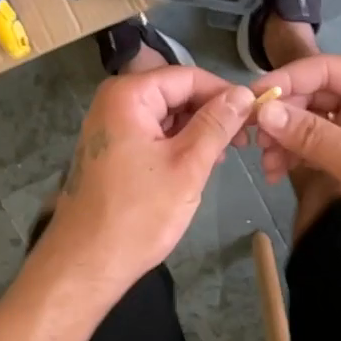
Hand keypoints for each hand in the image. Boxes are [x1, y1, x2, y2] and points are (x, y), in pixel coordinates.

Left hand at [37, 68, 254, 291]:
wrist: (85, 264)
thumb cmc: (138, 214)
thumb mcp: (187, 166)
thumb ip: (216, 124)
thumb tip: (242, 93)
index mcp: (129, 94)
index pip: (187, 76)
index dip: (224, 92)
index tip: (255, 112)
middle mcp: (115, 100)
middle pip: (175, 92)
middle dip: (210, 112)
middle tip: (245, 139)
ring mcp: (110, 124)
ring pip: (165, 114)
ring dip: (196, 130)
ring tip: (226, 154)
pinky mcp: (111, 147)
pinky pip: (151, 132)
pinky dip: (177, 143)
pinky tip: (198, 163)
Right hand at [252, 56, 340, 288]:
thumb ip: (311, 135)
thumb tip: (264, 110)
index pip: (327, 69)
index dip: (288, 80)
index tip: (251, 97)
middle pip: (316, 93)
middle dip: (283, 112)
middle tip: (252, 134)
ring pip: (312, 119)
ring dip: (285, 136)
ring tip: (264, 161)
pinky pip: (316, 144)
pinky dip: (295, 154)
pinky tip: (276, 171)